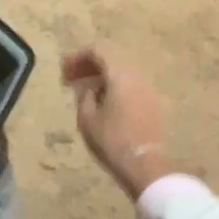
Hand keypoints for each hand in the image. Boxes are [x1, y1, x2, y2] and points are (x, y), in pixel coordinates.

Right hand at [63, 46, 174, 199]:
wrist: (147, 168)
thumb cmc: (112, 141)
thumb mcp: (87, 118)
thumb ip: (84, 96)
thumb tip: (89, 88)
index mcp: (120, 74)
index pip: (98, 51)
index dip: (78, 57)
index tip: (63, 71)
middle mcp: (138, 76)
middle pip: (112, 60)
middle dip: (90, 67)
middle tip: (71, 80)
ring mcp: (149, 90)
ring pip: (122, 74)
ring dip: (103, 79)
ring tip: (86, 94)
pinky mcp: (154, 105)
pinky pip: (131, 87)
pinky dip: (115, 89)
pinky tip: (104, 105)